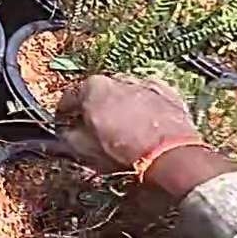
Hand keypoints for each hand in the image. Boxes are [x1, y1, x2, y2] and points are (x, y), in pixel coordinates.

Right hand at [55, 74, 199, 172]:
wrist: (171, 158)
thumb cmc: (123, 152)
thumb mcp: (85, 149)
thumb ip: (69, 136)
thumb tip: (65, 133)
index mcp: (92, 88)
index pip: (70, 96)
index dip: (65, 112)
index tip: (65, 122)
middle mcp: (117, 79)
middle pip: (99, 91)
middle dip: (95, 105)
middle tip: (94, 125)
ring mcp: (144, 84)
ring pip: (125, 91)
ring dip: (120, 104)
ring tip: (122, 124)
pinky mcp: (168, 93)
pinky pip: (149, 96)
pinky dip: (143, 104)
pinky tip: (143, 121)